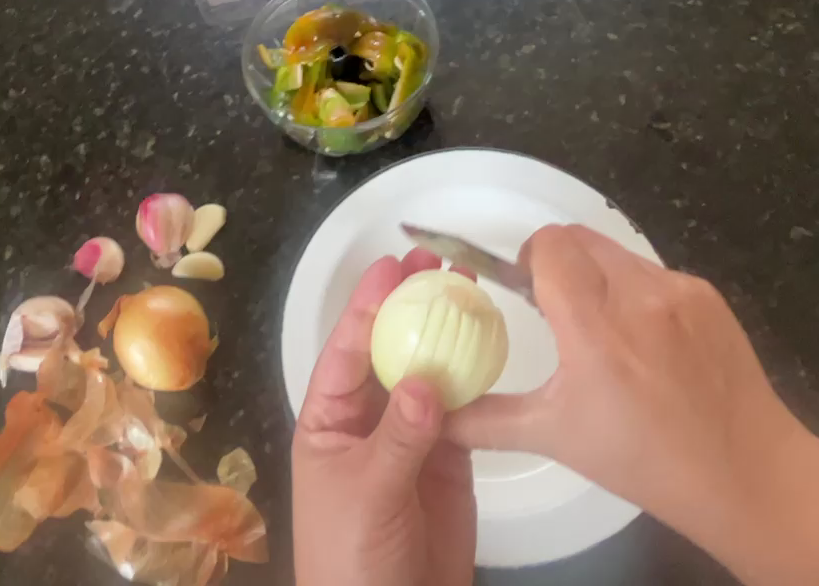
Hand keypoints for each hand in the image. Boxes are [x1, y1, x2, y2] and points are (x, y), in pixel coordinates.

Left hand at [292, 250, 475, 585]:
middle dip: (408, 305)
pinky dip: (474, 377)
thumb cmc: (351, 558)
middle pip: (389, 349)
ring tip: (467, 286)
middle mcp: (368, 418)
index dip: (367, 305)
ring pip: (427, 371)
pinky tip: (488, 343)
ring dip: (445, 332)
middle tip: (434, 262)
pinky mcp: (448, 459)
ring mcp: (410, 436)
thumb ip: (397, 436)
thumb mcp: (366, 493)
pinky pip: (460, 408)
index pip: (347, 349)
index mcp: (330, 419)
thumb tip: (425, 380)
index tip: (391, 265)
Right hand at [443, 224, 805, 540]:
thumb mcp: (555, 438)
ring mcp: (678, 290)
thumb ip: (485, 419)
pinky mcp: (705, 292)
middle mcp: (637, 298)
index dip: (529, 259)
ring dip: (594, 272)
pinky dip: (633, 289)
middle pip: (576, 236)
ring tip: (605, 325)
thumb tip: (434, 409)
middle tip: (557, 305)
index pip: (549, 246)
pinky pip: (650, 270)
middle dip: (556, 259)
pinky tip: (648, 339)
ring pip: (613, 250)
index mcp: (595, 332)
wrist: (751, 474)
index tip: (529, 291)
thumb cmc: (644, 460)